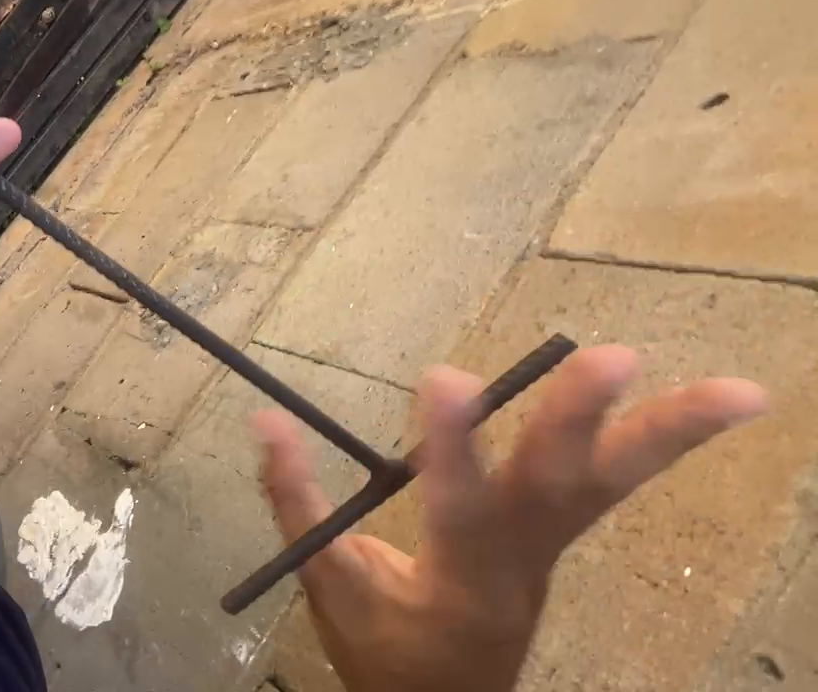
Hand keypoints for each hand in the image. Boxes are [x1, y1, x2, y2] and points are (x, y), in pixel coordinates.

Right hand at [256, 346, 768, 691]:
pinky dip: (639, 448)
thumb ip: (295, 498)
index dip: (452, 443)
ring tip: (743, 393)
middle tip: (619, 358)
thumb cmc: (379, 650)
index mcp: (458, 583)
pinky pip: (598, 492)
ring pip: (606, 491)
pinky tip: (675, 416)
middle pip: (559, 491)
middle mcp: (520, 567)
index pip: (457, 505)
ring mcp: (546, 556)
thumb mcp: (323, 582)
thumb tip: (265, 417)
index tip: (448, 378)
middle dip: (582, 421)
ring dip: (667, 439)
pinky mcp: (551, 544)